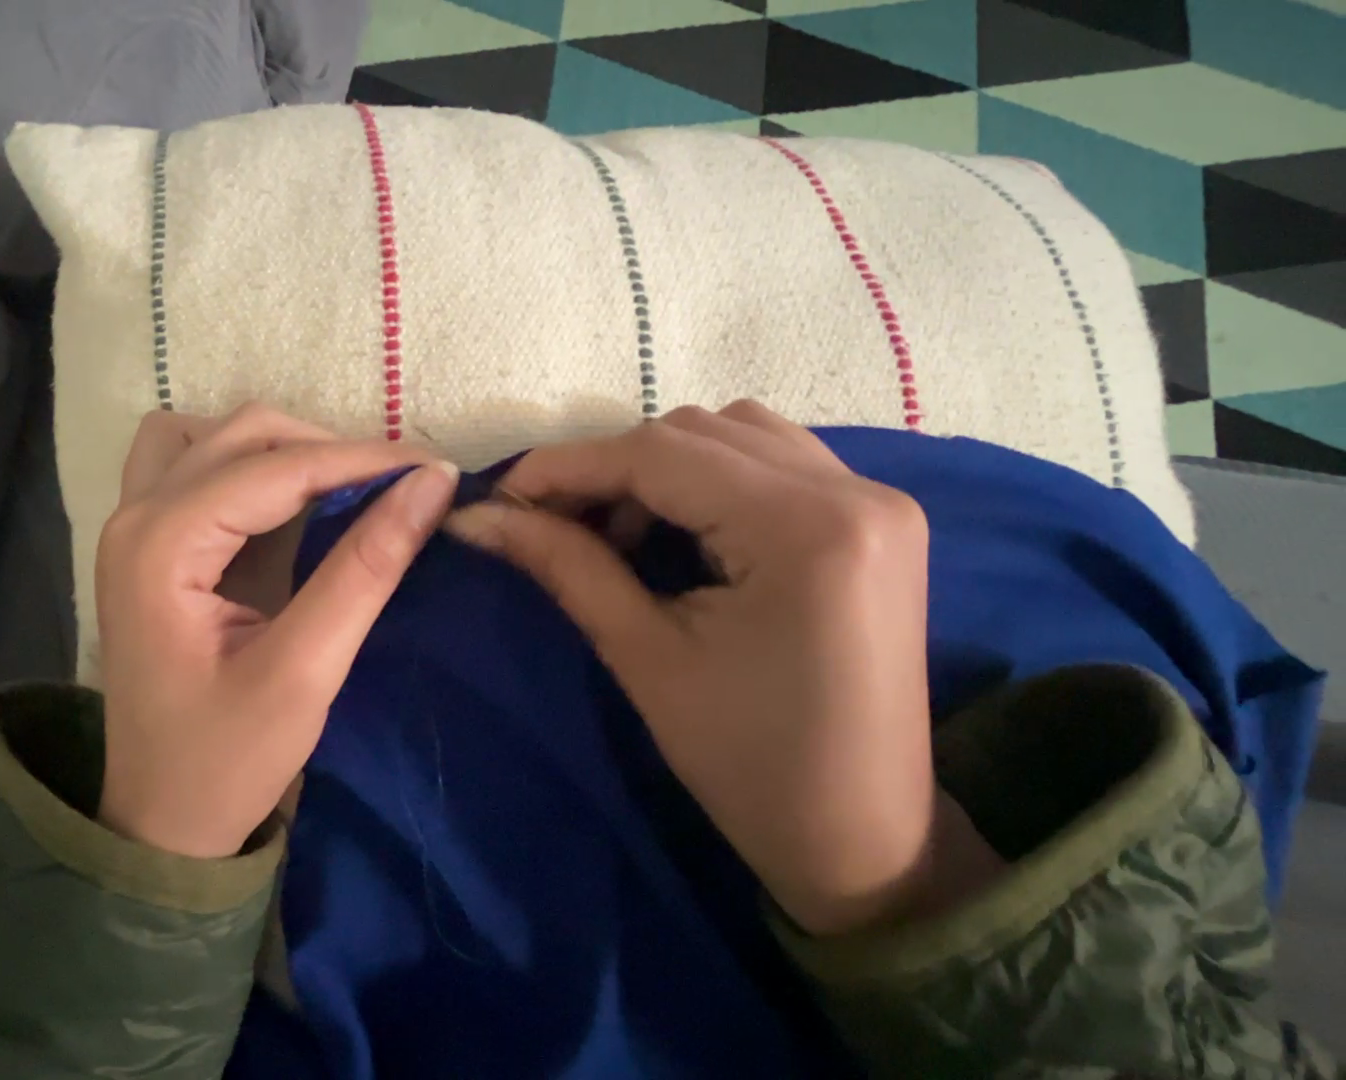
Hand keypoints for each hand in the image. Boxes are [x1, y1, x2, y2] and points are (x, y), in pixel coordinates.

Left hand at [95, 405, 458, 858]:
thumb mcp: (305, 670)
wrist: (160, 821)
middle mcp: (133, 517)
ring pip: (212, 438)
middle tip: (399, 486)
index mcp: (159, 545)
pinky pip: (195, 466)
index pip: (276, 469)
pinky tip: (289, 502)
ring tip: (344, 487)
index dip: (363, 460)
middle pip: (241, 435)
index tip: (436, 468)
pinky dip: (250, 466)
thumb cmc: (227, 761)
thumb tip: (429, 484)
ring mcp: (131, 527)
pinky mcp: (146, 545)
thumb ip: (365, 569)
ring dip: (282, 448)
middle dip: (328, 449)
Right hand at [445, 401, 1001, 934]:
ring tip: (616, 533)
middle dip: (610, 467)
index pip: (660, 454)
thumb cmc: (746, 764)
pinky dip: (709, 479)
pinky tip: (678, 531)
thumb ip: (563, 565)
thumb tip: (475, 517)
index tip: (500, 497)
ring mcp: (876, 500)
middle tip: (552, 524)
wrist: (860, 839)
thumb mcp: (644, 657)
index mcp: (807, 529)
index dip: (568, 465)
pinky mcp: (875, 521)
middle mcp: (855, 491)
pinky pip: (773, 461)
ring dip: (660, 468)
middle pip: (697, 432)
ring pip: (735, 434)